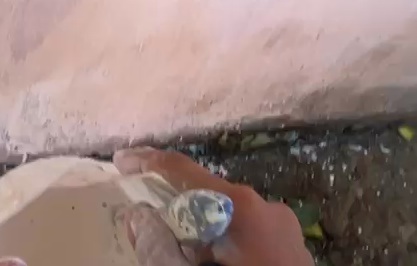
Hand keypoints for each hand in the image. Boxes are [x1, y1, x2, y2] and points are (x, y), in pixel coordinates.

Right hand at [115, 149, 311, 265]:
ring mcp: (285, 229)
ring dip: (202, 231)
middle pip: (206, 194)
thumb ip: (159, 249)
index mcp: (239, 207)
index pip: (185, 171)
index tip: (121, 161)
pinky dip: (225, 245)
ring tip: (183, 252)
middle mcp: (265, 207)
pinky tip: (213, 260)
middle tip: (149, 223)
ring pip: (227, 217)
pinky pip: (249, 236)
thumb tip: (138, 215)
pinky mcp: (295, 252)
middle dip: (176, 207)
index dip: (148, 162)